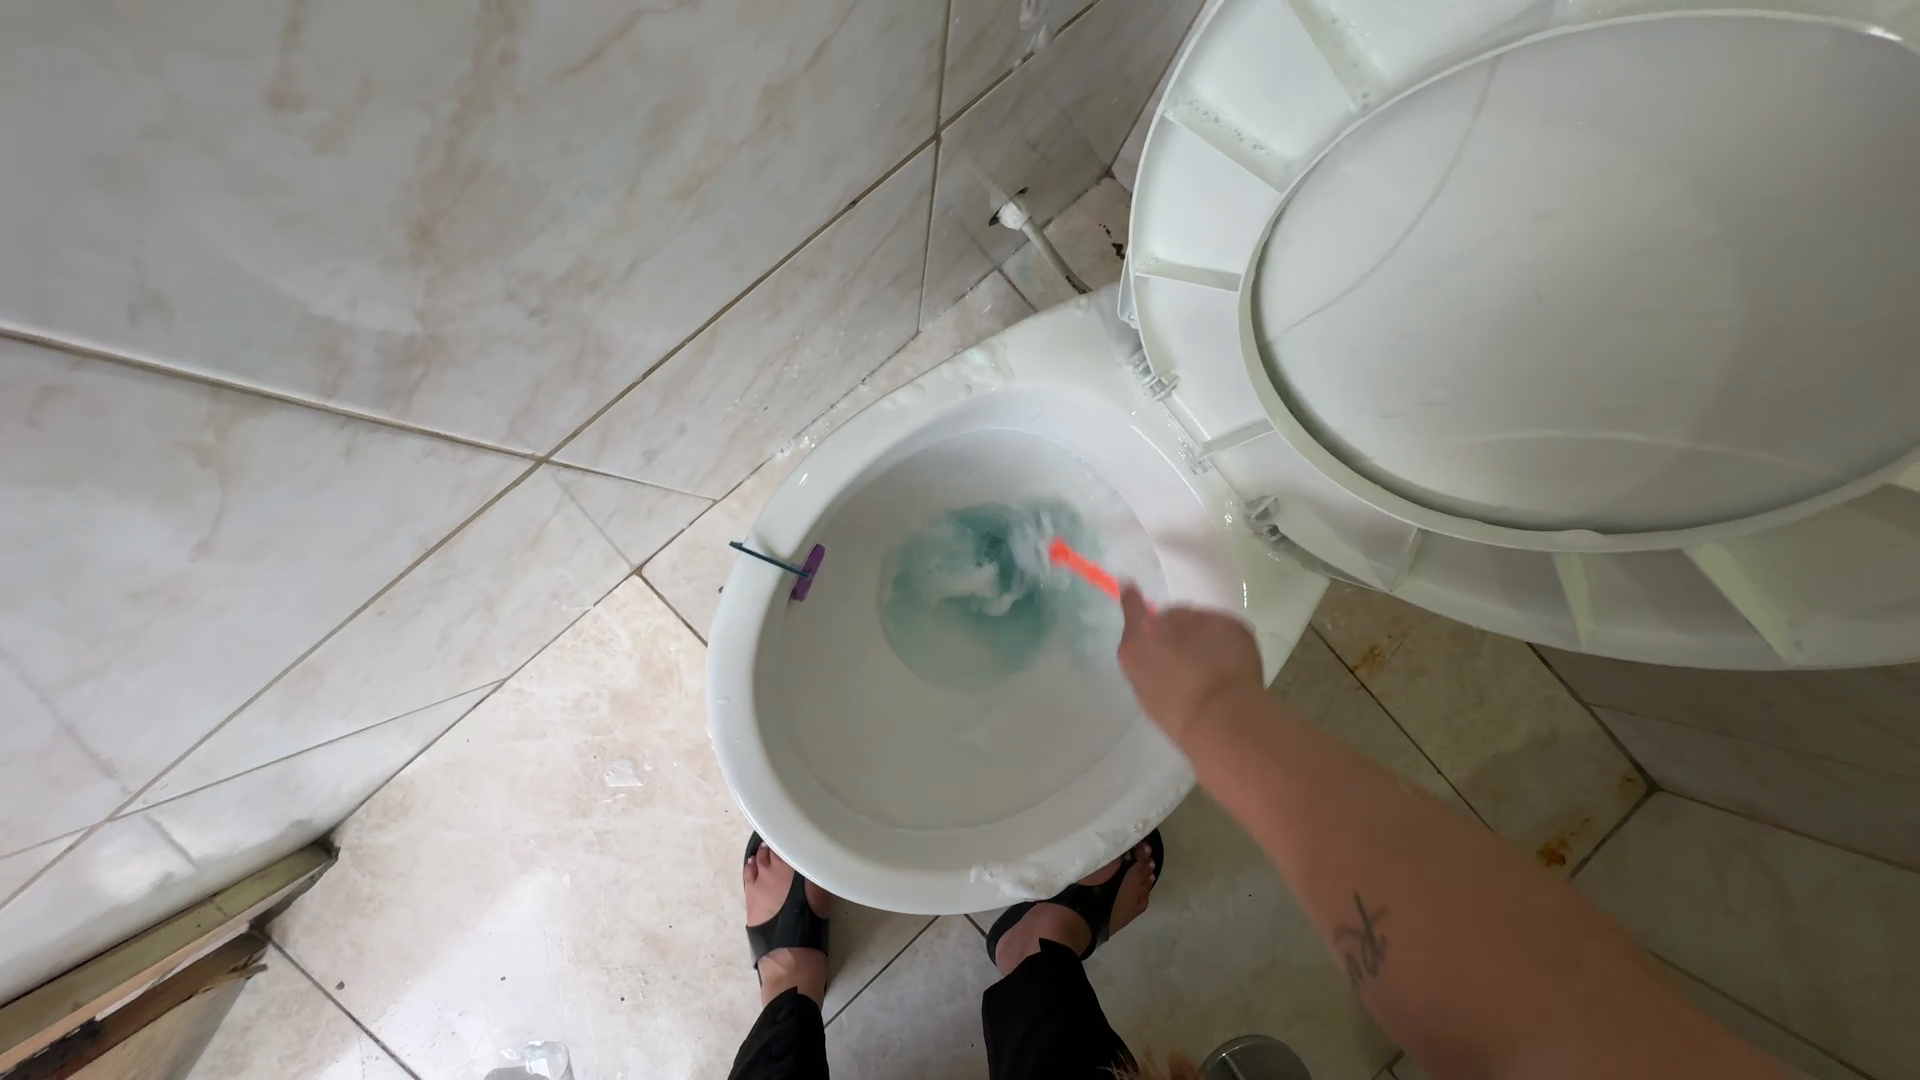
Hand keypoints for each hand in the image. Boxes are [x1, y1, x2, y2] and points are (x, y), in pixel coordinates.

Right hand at [1116, 584, 1264, 745]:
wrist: (1220, 715)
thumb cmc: (1177, 715)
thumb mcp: (1147, 690)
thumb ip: (1147, 661)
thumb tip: (1158, 651)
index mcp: (1137, 643)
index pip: (1131, 607)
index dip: (1133, 599)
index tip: (1132, 587)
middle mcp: (1163, 621)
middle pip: (1170, 617)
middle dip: (1179, 632)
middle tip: (1191, 661)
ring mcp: (1198, 617)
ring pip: (1200, 621)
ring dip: (1204, 635)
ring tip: (1215, 666)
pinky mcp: (1228, 620)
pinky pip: (1224, 627)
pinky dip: (1227, 641)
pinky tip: (1232, 666)